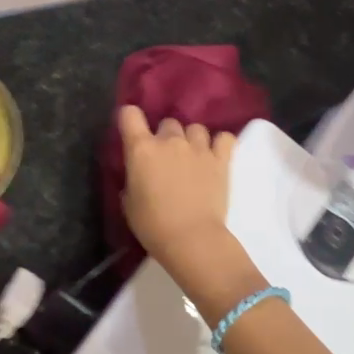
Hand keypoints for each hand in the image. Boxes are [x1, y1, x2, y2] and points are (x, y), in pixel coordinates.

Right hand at [117, 107, 264, 321]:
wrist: (191, 238)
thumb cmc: (152, 225)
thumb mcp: (129, 203)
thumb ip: (133, 180)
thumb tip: (139, 175)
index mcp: (141, 149)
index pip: (130, 115)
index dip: (130, 119)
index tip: (132, 130)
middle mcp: (169, 141)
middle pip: (167, 122)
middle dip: (165, 136)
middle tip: (166, 157)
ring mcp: (198, 148)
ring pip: (195, 128)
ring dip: (191, 139)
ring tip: (192, 157)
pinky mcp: (221, 160)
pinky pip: (224, 138)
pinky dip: (220, 143)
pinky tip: (216, 154)